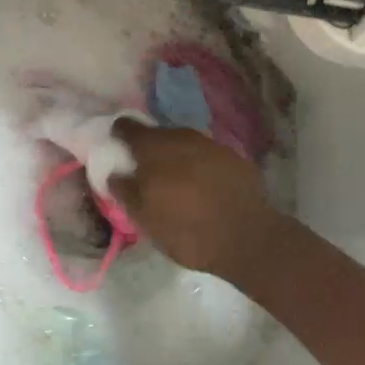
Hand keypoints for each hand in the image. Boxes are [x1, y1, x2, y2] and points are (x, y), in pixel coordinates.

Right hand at [108, 117, 284, 279]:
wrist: (250, 238)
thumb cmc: (189, 230)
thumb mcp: (146, 220)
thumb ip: (125, 191)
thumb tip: (114, 173)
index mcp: (153, 147)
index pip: (126, 126)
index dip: (118, 138)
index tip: (119, 155)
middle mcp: (179, 135)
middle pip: (155, 135)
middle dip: (149, 152)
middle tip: (149, 178)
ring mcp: (208, 143)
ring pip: (182, 144)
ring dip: (175, 159)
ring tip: (178, 187)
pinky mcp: (232, 156)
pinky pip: (205, 156)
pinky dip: (199, 167)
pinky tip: (204, 190)